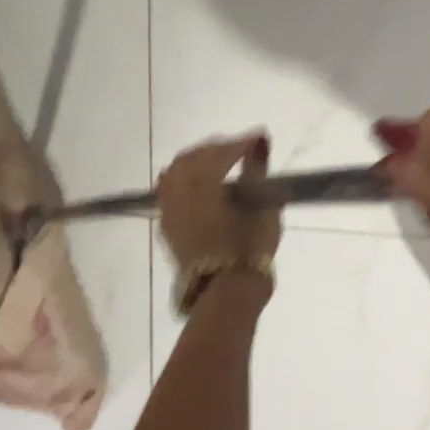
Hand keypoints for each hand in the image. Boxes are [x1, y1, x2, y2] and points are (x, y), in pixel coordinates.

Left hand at [157, 132, 279, 270]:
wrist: (226, 292)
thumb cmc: (251, 251)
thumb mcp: (263, 210)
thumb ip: (258, 173)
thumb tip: (259, 143)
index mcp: (203, 185)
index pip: (221, 152)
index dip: (241, 142)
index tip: (259, 137)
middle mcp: (179, 192)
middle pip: (193, 158)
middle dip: (216, 148)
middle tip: (239, 148)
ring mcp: (168, 208)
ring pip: (175, 172)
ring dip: (196, 161)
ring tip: (218, 164)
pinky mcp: (167, 224)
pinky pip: (168, 190)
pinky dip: (184, 179)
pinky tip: (199, 185)